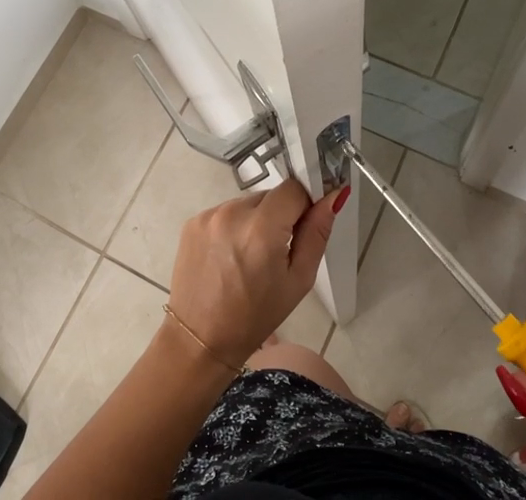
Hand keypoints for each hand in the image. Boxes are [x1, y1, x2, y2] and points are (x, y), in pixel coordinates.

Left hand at [166, 179, 343, 365]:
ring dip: (256, 220)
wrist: (200, 338)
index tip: (304, 227)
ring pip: (247, 203)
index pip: (294, 188)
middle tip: (277, 252)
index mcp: (261, 228)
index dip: (304, 204)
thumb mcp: (298, 280)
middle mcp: (232, 212)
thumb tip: (332, 197)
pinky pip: (225, 213)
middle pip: (270, 196)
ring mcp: (209, 215)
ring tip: (251, 258)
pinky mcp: (193, 221)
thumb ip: (317, 234)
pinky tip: (230, 257)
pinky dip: (234, 227)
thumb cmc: (255, 317)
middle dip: (280, 216)